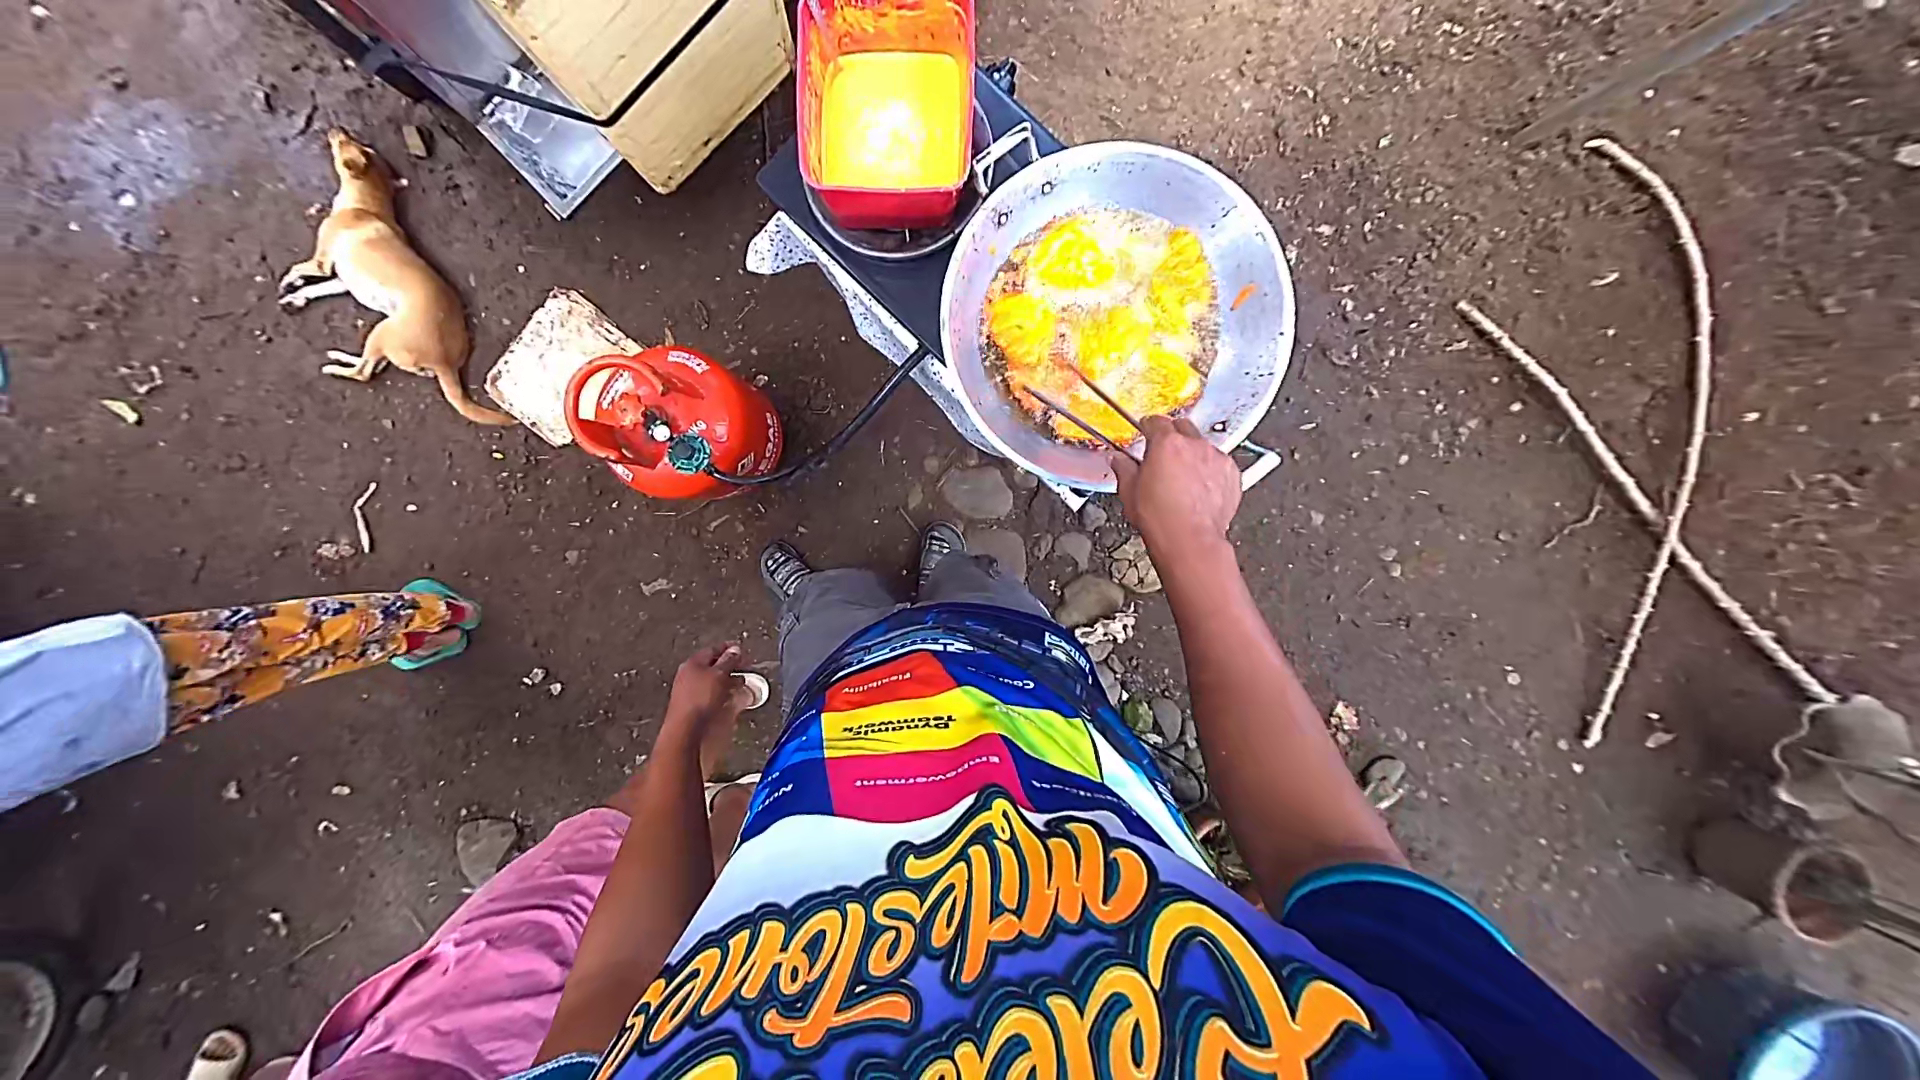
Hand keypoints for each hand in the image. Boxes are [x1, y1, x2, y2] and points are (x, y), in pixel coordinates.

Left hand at [664, 643, 744, 735]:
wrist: (685, 728)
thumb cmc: (701, 698)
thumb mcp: (720, 674)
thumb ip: (729, 660)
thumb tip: (735, 650)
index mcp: (693, 663)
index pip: (713, 649)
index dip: (729, 649)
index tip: (741, 650)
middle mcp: (688, 674)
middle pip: (713, 665)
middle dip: (730, 666)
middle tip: (744, 667)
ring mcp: (688, 690)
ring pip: (712, 680)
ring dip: (727, 680)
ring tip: (740, 684)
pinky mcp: (691, 704)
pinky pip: (709, 693)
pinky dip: (721, 692)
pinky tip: (728, 697)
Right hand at [1110, 416, 1240, 554]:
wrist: (1189, 539)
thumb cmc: (1161, 518)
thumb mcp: (1129, 491)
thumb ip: (1124, 468)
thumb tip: (1119, 460)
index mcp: (1166, 444)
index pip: (1156, 422)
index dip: (1149, 426)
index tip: (1146, 431)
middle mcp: (1195, 445)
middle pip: (1183, 427)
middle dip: (1173, 436)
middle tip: (1163, 453)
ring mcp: (1216, 458)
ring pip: (1203, 445)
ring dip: (1193, 454)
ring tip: (1182, 476)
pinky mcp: (1232, 474)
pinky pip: (1219, 464)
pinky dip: (1210, 470)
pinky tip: (1199, 488)